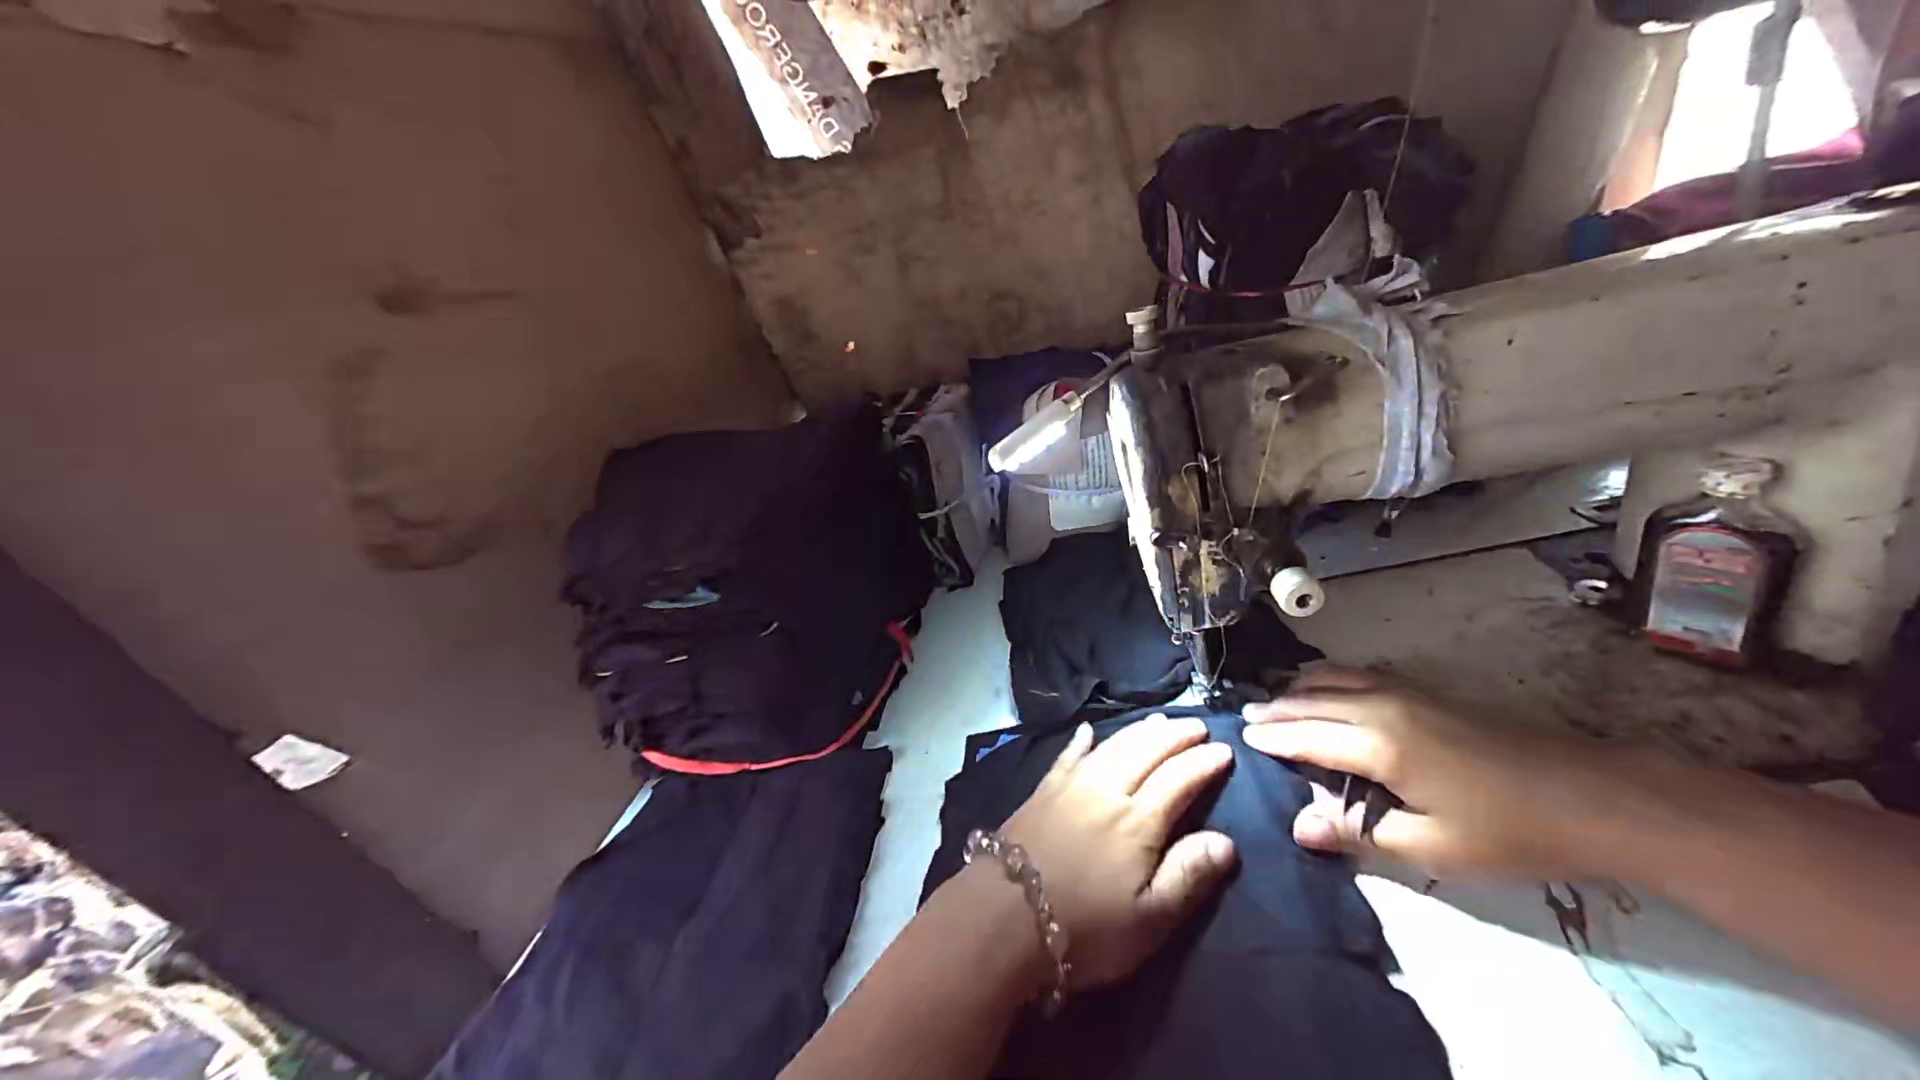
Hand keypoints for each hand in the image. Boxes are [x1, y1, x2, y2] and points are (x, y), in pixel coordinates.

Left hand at [997, 715, 1237, 988]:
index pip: (1179, 779)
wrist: (1002, 916)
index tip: (1225, 751)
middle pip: (1146, 751)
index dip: (1204, 763)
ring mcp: (1070, 786)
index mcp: (1137, 821)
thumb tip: (1226, 840)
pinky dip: (1083, 739)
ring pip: (1111, 745)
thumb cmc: (1084, 928)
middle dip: (1176, 735)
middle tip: (1198, 725)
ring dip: (1138, 730)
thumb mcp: (1148, 919)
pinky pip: (1068, 754)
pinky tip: (1088, 730)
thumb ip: (1188, 876)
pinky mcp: (1042, 790)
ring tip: (1159, 720)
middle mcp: (1105, 790)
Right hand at [1243, 669, 1648, 878]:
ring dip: (1300, 689)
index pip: (1306, 736)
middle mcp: (1383, 707)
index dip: (1272, 739)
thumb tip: (1298, 826)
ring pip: (1334, 680)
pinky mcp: (1426, 693)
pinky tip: (1326, 688)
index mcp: (1379, 744)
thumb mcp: (1432, 847)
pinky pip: (1357, 676)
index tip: (1241, 739)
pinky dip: (1328, 679)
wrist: (1593, 796)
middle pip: (1313, 700)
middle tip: (1244, 717)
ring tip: (1274, 700)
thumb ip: (1359, 832)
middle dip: (1276, 709)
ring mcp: (1406, 693)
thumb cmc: (1509, 830)